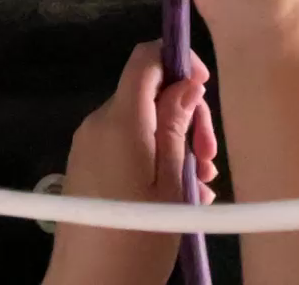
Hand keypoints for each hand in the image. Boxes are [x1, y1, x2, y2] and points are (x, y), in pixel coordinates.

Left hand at [44, 41, 218, 284]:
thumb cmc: (136, 241)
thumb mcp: (171, 185)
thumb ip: (177, 126)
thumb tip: (186, 81)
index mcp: (120, 119)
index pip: (145, 58)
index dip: (177, 59)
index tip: (205, 85)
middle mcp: (99, 121)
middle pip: (147, 91)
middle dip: (185, 112)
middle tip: (211, 156)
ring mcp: (89, 143)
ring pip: (141, 120)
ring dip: (175, 140)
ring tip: (203, 184)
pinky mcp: (87, 165)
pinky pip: (126, 142)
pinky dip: (155, 155)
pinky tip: (179, 192)